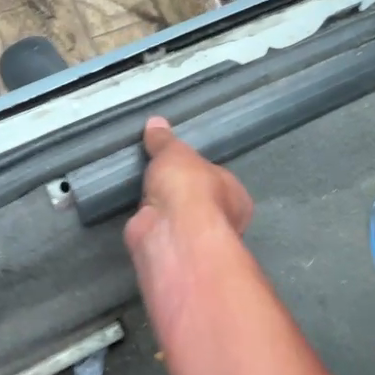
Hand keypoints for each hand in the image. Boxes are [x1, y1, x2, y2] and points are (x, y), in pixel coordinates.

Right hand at [124, 117, 252, 254]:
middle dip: (181, 191)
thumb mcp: (174, 152)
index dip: (199, 169)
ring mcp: (197, 240)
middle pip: (199, 200)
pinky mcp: (173, 252)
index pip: (219, 179)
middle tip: (158, 174)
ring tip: (143, 189)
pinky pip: (161, 231)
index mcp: (236, 196)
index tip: (180, 162)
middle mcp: (223, 221)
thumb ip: (164, 140)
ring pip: (180, 218)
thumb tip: (155, 122)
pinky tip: (139, 212)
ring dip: (164, 209)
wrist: (171, 232)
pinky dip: (150, 223)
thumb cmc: (188, 187)